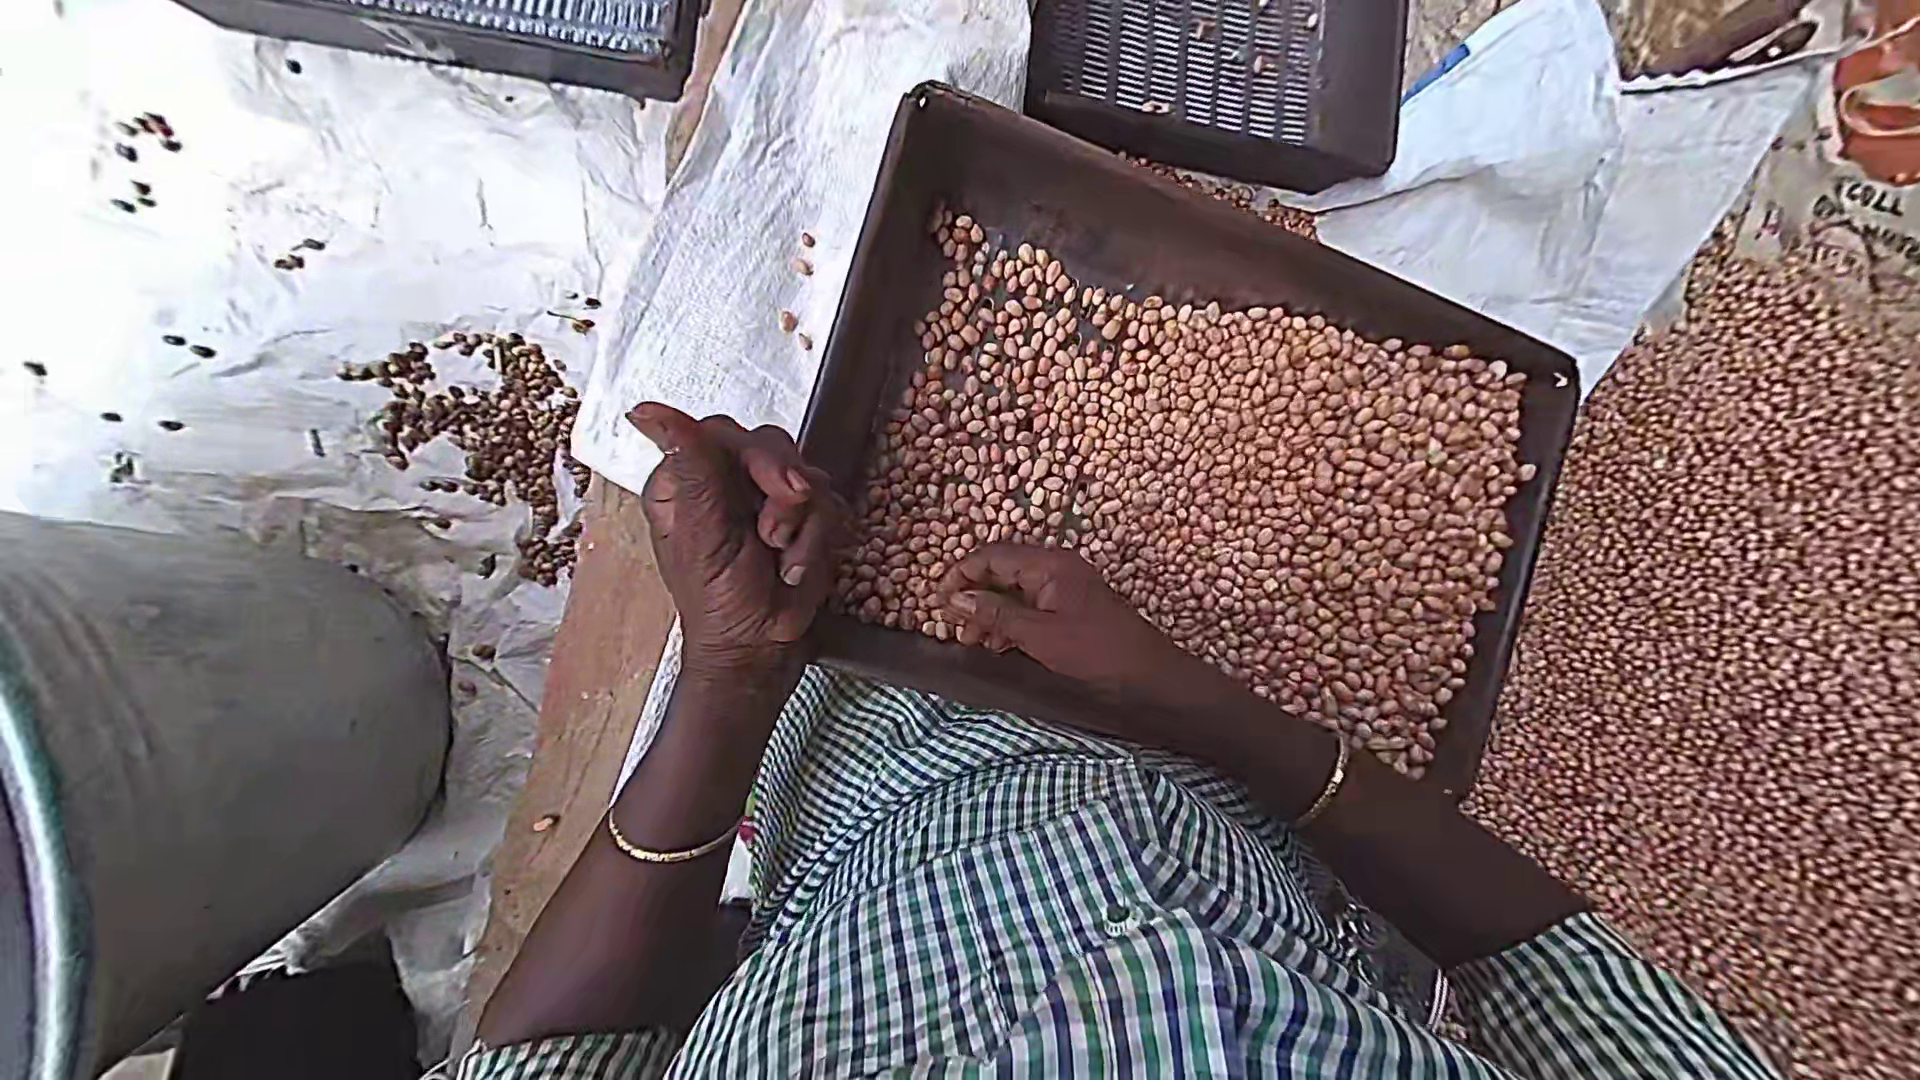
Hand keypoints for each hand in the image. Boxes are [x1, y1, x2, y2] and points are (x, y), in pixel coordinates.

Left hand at [627, 403, 846, 683]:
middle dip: (786, 493)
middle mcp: (729, 482)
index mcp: (690, 480)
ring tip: (784, 561)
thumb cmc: (719, 600)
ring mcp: (770, 498)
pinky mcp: (805, 517)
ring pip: (808, 476)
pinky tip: (798, 566)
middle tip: (780, 535)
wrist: (761, 645)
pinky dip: (820, 539)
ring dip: (805, 526)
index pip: (725, 433)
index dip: (759, 456)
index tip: (782, 486)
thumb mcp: (703, 536)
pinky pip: (830, 504)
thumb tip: (646, 411)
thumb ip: (692, 470)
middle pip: (772, 447)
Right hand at [934, 544, 1220, 709]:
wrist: (1148, 673)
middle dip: (973, 595)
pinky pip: (1028, 604)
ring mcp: (1062, 585)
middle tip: (953, 626)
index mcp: (1048, 564)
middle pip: (1000, 570)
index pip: (991, 556)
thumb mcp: (1039, 635)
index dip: (960, 574)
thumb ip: (995, 614)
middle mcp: (1054, 566)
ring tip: (971, 641)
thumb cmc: (1095, 651)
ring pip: (1012, 589)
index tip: (938, 601)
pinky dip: (1009, 621)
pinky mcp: (1067, 605)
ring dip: (988, 612)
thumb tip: (953, 598)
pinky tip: (997, 644)